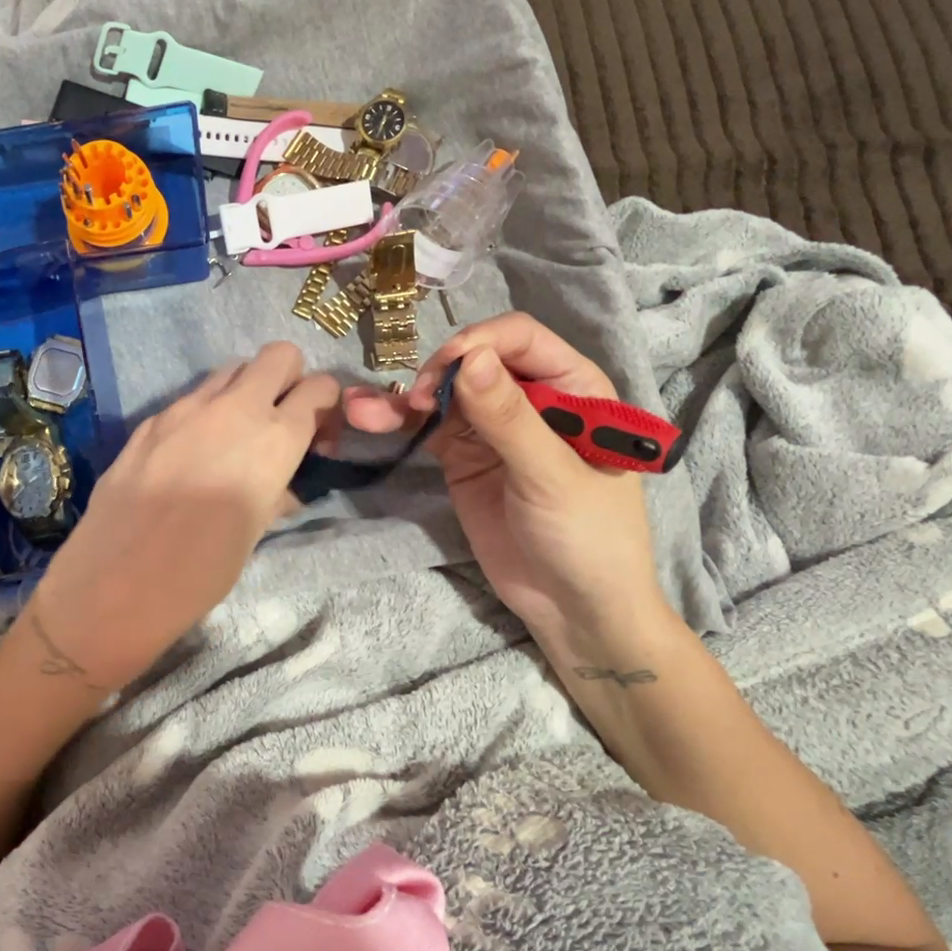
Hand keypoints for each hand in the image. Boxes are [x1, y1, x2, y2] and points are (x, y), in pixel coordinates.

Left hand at [27, 342, 339, 688]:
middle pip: (277, 355)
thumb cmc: (201, 571)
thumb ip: (274, 496)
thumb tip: (281, 486)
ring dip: (243, 390)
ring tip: (233, 435)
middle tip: (279, 419)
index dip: (325, 406)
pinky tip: (189, 454)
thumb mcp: (254, 534)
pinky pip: (189, 398)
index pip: (319, 389)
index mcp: (275, 439)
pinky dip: (202, 413)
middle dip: (288, 378)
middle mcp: (235, 408)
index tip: (318, 433)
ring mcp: (186, 408)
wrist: (118, 579)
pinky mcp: (150, 420)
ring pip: (230, 370)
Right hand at [343, 313, 665, 634]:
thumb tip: (470, 357)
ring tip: (361, 410)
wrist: (575, 610)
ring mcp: (493, 430)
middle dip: (435, 372)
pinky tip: (364, 418)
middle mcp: (531, 399)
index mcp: (574, 390)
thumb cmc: (589, 539)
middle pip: (474, 361)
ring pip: (443, 394)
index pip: (522, 340)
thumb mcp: (551, 477)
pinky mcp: (463, 459)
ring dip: (403, 398)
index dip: (481, 343)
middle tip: (412, 402)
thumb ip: (509, 418)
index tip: (443, 368)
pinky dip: (397, 423)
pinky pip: (427, 429)